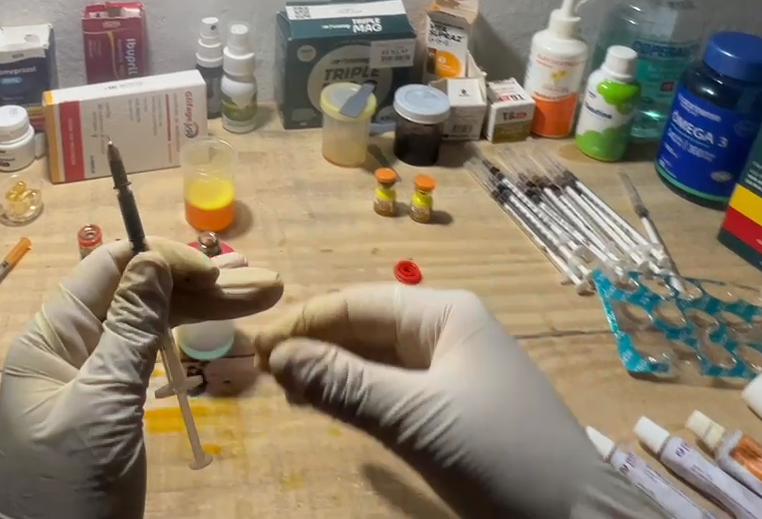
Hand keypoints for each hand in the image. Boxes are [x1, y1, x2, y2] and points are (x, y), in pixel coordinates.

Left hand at [0, 238, 282, 518]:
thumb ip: (130, 327)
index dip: (161, 259)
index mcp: (52, 334)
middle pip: (139, 293)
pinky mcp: (112, 399)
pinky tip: (222, 322)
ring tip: (261, 293)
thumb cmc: (70, 487)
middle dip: (198, 285)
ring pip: (151, 321)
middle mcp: (71, 342)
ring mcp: (93, 371)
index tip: (213, 271)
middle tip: (262, 283)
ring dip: (203, 306)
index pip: (109, 268)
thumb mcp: (102, 403)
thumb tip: (152, 258)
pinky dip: (187, 336)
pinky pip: (149, 352)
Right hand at [250, 285, 660, 518]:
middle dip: (317, 345)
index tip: (259, 343)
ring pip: (378, 359)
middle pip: (367, 327)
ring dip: (333, 371)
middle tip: (265, 368)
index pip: (359, 303)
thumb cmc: (502, 459)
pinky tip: (329, 404)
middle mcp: (449, 330)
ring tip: (287, 387)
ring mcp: (455, 369)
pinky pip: (395, 389)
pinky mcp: (457, 408)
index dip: (307, 321)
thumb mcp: (417, 420)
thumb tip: (278, 357)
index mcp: (446, 313)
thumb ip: (344, 385)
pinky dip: (358, 395)